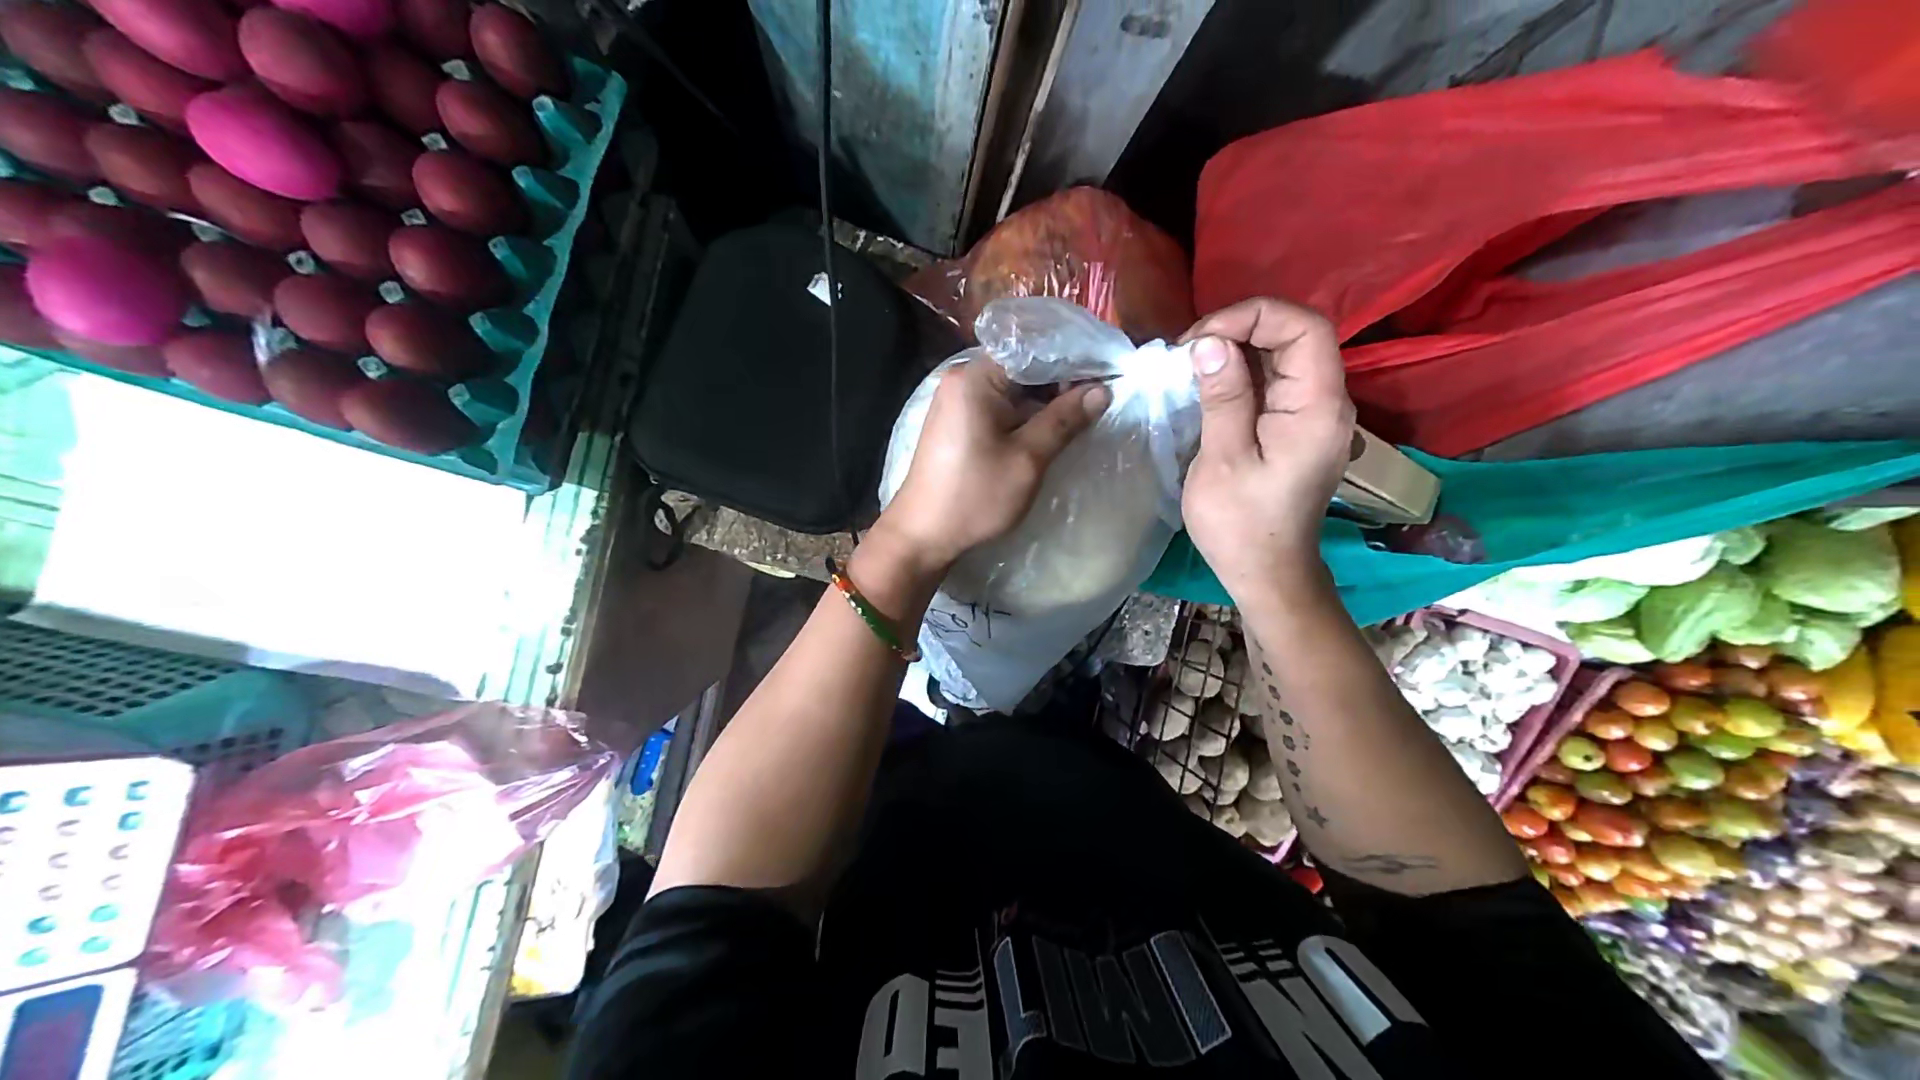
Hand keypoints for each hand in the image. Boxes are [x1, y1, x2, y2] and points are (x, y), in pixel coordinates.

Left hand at [874, 357, 1110, 577]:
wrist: (922, 535)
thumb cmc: (975, 496)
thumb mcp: (1028, 459)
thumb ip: (1065, 419)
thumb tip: (1102, 389)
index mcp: (976, 377)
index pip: (1035, 349)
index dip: (1074, 360)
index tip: (1109, 375)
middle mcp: (963, 378)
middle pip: (1024, 367)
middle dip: (1062, 382)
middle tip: (1100, 401)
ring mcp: (957, 400)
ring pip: (1014, 389)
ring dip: (1045, 402)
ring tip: (1082, 417)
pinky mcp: (957, 422)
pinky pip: (1000, 406)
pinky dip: (1025, 415)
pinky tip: (1050, 431)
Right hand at [1179, 298, 1355, 611]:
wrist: (1266, 573)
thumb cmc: (1242, 525)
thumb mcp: (1223, 460)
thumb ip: (1224, 397)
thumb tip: (1210, 343)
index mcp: (1318, 407)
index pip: (1304, 328)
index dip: (1253, 316)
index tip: (1201, 338)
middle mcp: (1326, 402)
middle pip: (1296, 336)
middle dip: (1240, 328)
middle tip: (1188, 351)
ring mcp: (1312, 415)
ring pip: (1283, 356)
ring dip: (1237, 349)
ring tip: (1191, 363)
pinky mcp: (1295, 427)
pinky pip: (1274, 381)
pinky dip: (1241, 372)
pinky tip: (1208, 384)